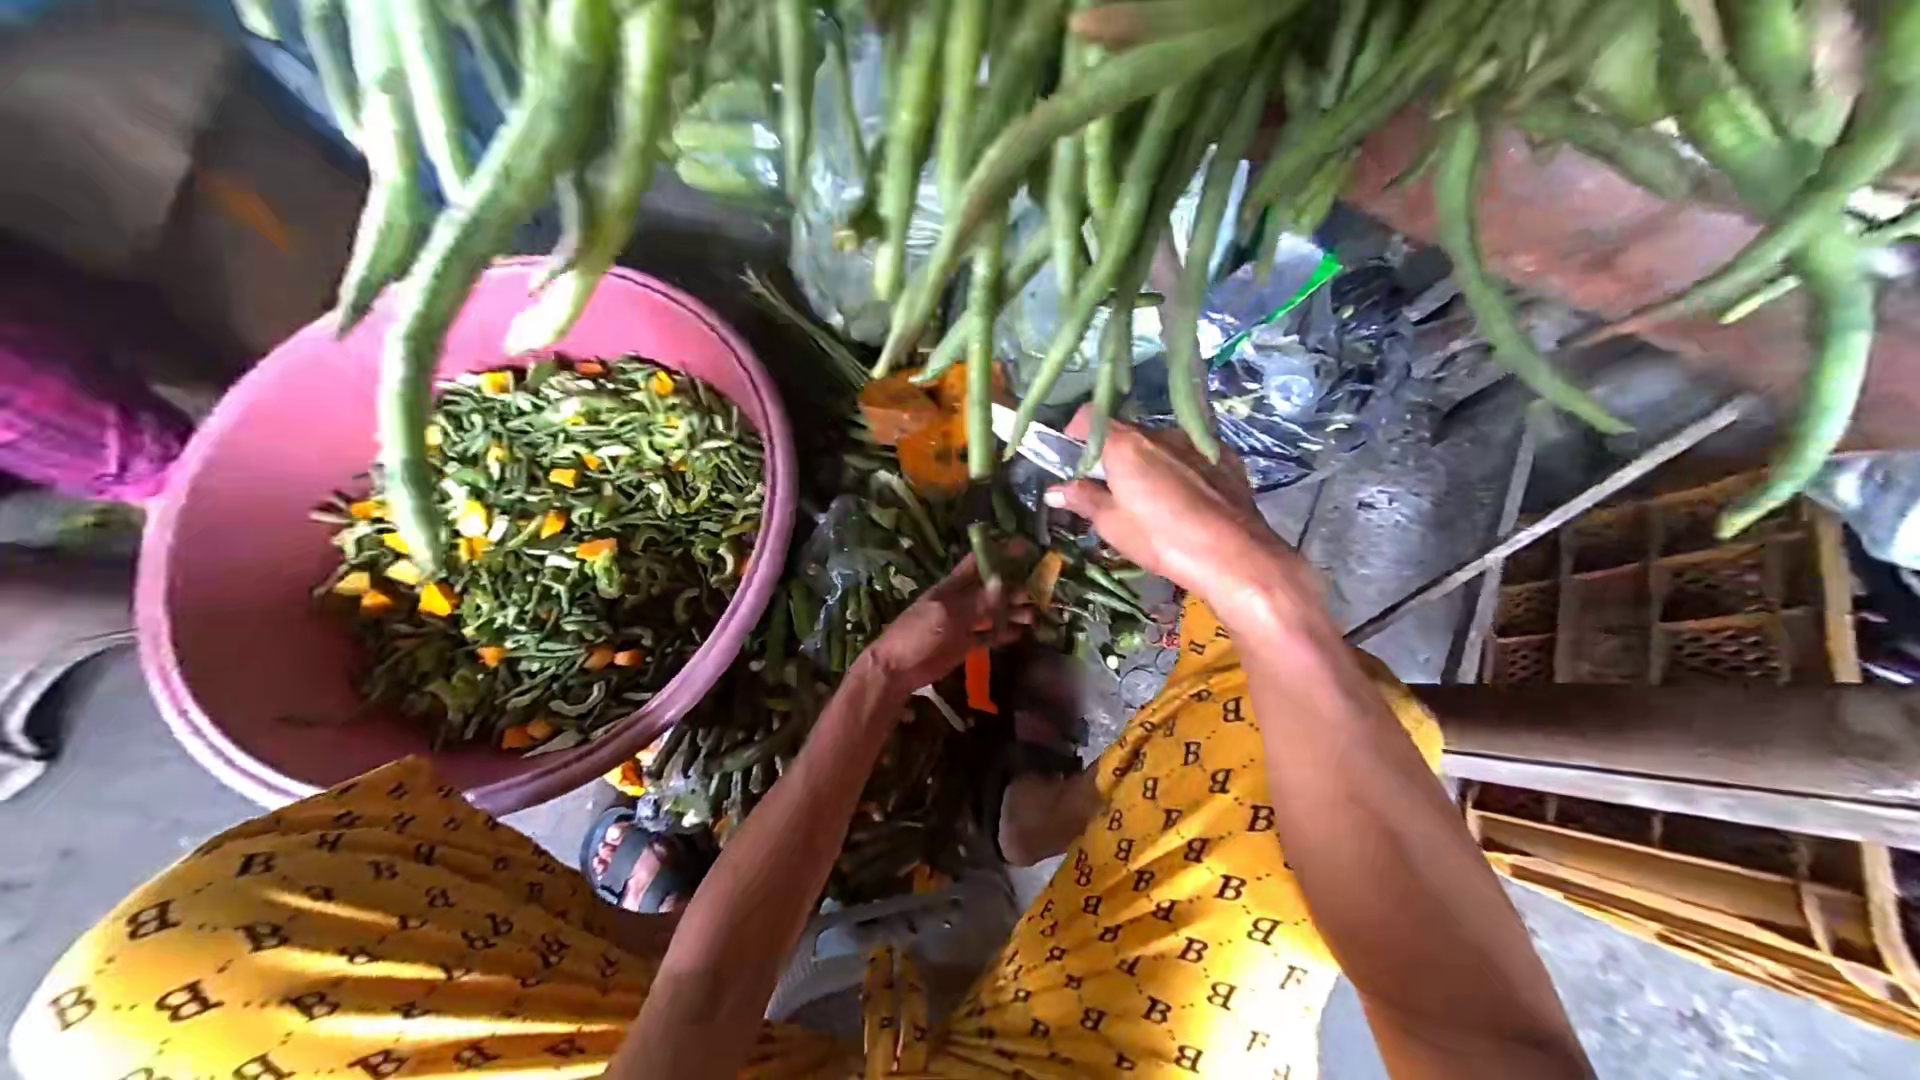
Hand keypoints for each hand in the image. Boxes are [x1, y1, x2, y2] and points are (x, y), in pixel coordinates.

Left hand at [864, 554, 1032, 690]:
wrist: (896, 669)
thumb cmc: (917, 634)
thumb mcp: (948, 615)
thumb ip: (978, 601)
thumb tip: (1005, 583)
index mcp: (953, 586)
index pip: (980, 561)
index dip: (1000, 553)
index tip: (1026, 548)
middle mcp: (962, 600)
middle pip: (993, 588)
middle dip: (1015, 586)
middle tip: (1039, 591)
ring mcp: (964, 622)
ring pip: (994, 612)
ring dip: (1013, 611)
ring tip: (1034, 616)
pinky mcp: (965, 644)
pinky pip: (989, 635)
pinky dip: (1004, 633)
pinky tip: (1021, 633)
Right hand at [1045, 414, 1320, 626]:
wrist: (1233, 555)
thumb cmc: (1161, 539)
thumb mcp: (1112, 524)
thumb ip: (1082, 499)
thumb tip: (1055, 490)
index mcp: (1126, 445)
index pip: (1091, 416)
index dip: (1076, 433)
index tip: (1072, 459)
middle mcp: (1160, 433)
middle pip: (1126, 433)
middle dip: (1112, 455)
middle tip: (1108, 489)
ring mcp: (1195, 443)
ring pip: (1159, 445)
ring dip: (1147, 463)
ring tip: (1150, 500)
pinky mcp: (1223, 458)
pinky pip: (1190, 456)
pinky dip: (1179, 470)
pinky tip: (1184, 501)